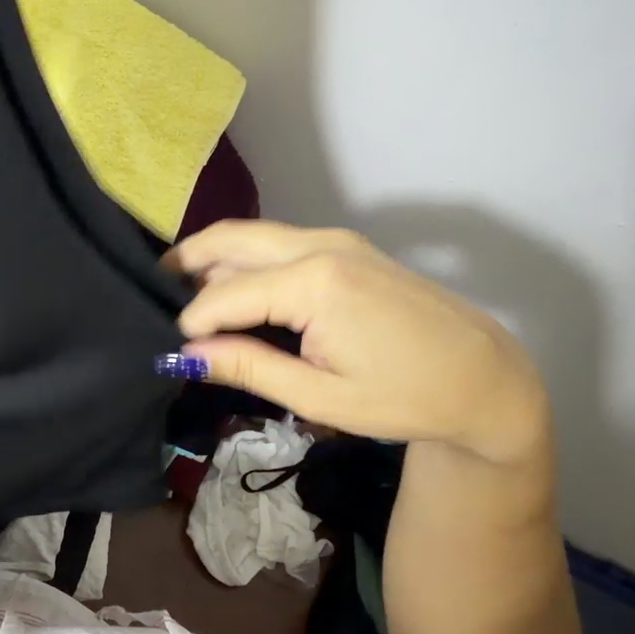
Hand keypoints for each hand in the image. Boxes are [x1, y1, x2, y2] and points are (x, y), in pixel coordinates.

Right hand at [165, 221, 548, 462]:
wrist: (483, 379)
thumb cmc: (404, 397)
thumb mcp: (320, 395)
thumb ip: (248, 367)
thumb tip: (185, 354)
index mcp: (315, 284)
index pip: (224, 294)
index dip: (191, 323)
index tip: (173, 353)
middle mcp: (322, 246)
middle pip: (230, 238)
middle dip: (185, 263)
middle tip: (151, 294)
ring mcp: (337, 241)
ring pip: (253, 236)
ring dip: (213, 259)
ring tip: (183, 296)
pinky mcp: (347, 248)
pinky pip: (278, 244)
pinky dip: (244, 260)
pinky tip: (231, 290)